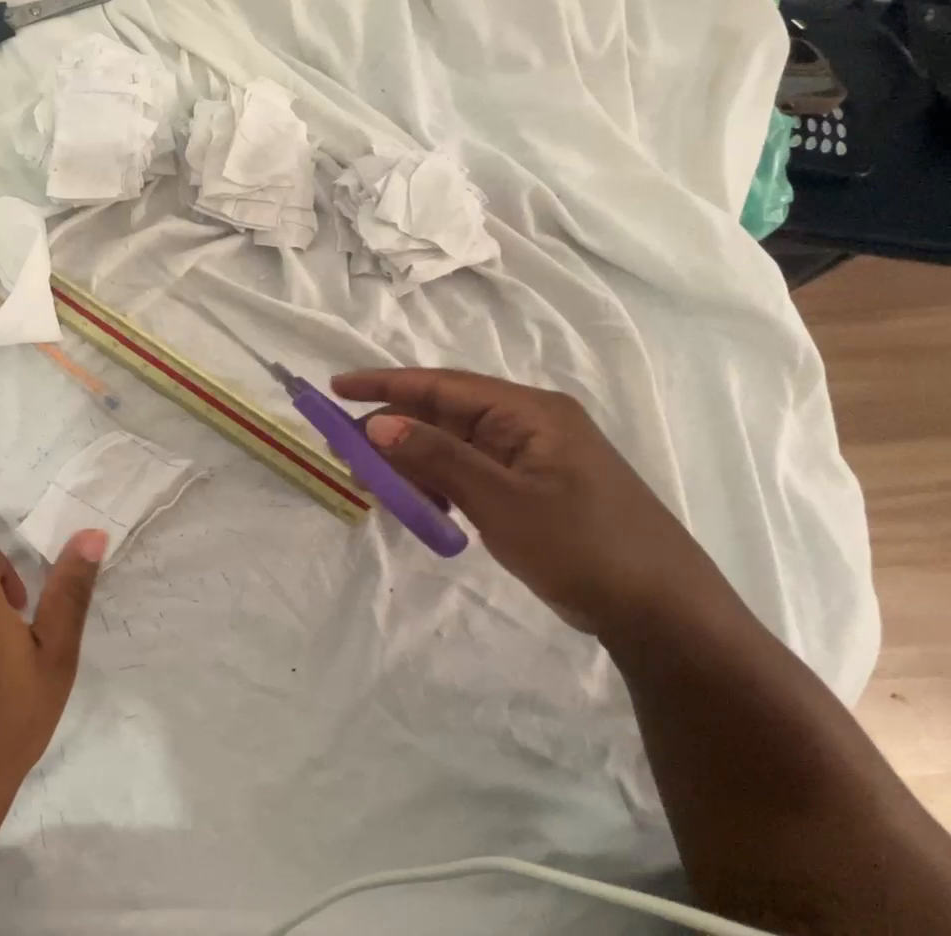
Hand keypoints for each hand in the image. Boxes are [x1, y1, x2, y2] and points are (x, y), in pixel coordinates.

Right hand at [332, 368, 739, 637]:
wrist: (660, 611)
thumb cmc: (583, 545)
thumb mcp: (500, 500)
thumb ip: (436, 457)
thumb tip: (377, 424)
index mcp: (530, 413)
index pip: (443, 386)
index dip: (385, 384)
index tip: (335, 388)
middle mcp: (530, 425)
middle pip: (443, 415)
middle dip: (392, 431)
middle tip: (345, 454)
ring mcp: (532, 458)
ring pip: (452, 447)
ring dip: (411, 463)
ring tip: (375, 488)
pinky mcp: (532, 489)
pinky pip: (469, 473)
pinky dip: (437, 485)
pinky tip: (419, 507)